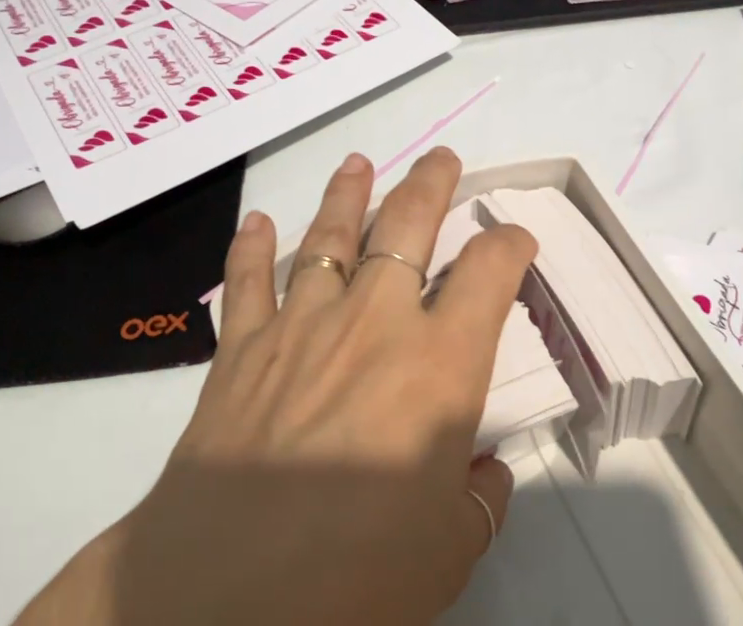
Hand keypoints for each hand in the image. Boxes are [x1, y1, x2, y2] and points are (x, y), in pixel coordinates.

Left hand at [13, 148, 537, 625]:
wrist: (225, 589)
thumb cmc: (357, 571)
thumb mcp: (450, 549)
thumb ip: (478, 500)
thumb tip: (482, 470)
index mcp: (440, 364)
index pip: (490, 273)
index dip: (511, 244)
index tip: (517, 240)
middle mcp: (374, 323)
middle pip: (408, 228)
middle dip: (431, 186)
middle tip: (442, 159)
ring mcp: (302, 326)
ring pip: (329, 237)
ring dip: (347, 195)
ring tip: (358, 162)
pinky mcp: (241, 349)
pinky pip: (247, 282)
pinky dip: (252, 248)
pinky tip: (258, 221)